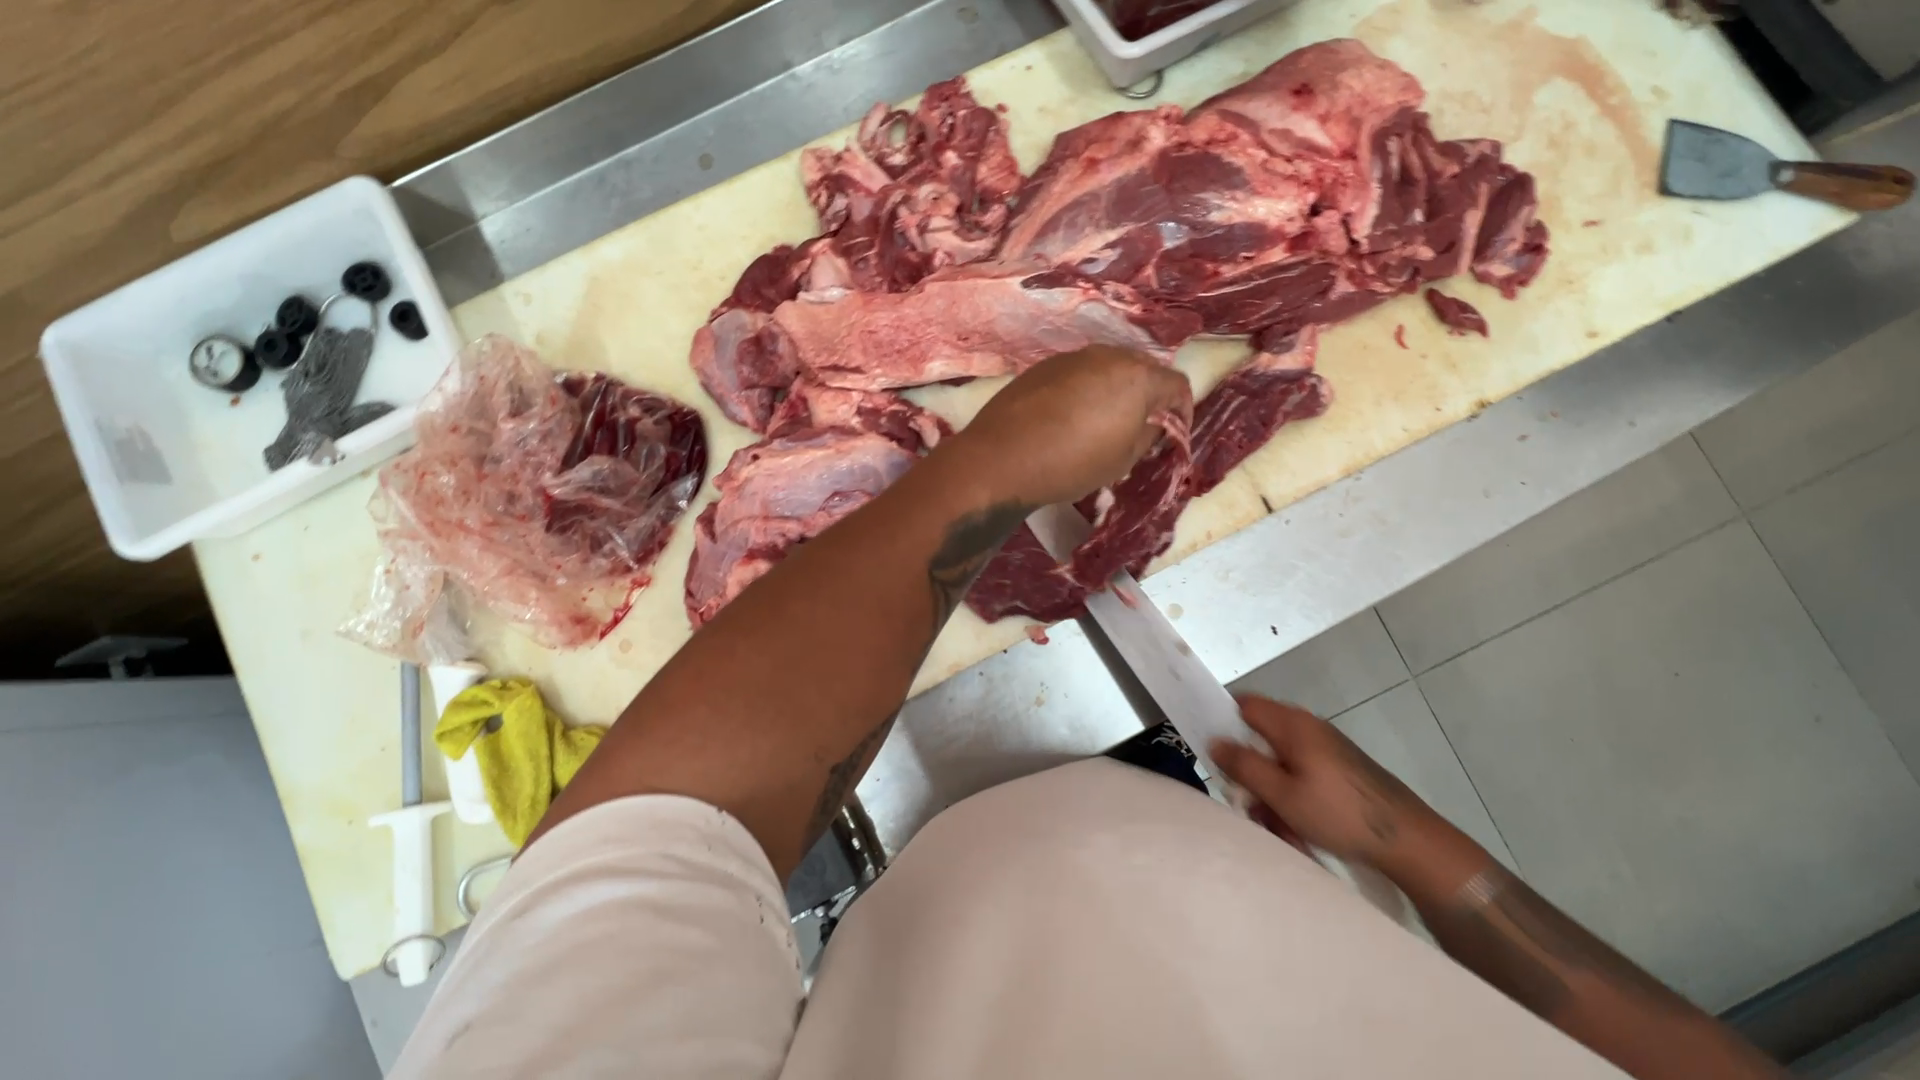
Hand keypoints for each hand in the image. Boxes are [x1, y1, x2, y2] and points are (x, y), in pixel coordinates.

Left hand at [953, 346, 1192, 507]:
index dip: (1183, 409)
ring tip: (1106, 423)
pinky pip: (1079, 373)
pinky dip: (1086, 389)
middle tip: (1143, 427)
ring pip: (1109, 368)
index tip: (1174, 432)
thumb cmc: (1071, 464)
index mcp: (1137, 377)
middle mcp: (1108, 356)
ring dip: (1117, 390)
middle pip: (1143, 369)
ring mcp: (1073, 357)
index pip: (1177, 384)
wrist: (1001, 457)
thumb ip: (1149, 434)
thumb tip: (1154, 422)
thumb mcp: (1123, 460)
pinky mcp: (1044, 365)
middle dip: (1150, 396)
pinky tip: (1071, 417)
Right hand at [1209, 696, 1440, 869]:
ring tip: (1277, 824)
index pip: (1244, 704)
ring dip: (1271, 790)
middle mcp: (1310, 728)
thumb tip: (1215, 741)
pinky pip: (1302, 775)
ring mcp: (1328, 748)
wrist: (1407, 839)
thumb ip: (1244, 765)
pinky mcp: (1341, 769)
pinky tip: (1299, 826)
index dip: (1222, 720)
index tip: (1211, 750)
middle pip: (1261, 737)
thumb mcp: (1282, 794)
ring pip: (1281, 762)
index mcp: (1293, 725)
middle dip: (1249, 770)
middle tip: (1246, 803)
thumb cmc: (1338, 813)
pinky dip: (1293, 796)